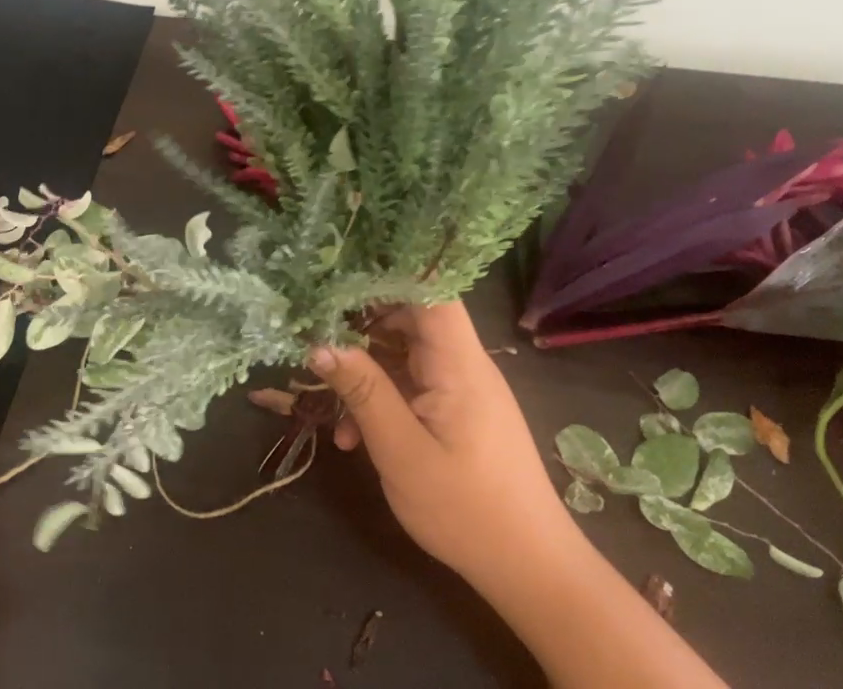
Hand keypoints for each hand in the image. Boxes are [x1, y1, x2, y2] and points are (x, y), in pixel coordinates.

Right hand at [310, 302, 577, 584]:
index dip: (386, 274)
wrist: (528, 568)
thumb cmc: (465, 509)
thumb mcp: (400, 450)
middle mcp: (464, 365)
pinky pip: (413, 385)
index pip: (431, 291)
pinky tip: (353, 437)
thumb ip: (362, 391)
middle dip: (360, 322)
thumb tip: (319, 341)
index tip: (335, 276)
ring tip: (326, 397)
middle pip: (411, 316)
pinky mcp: (459, 413)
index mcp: (459, 364)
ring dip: (365, 369)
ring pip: (405, 353)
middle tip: (314, 335)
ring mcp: (462, 389)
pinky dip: (381, 399)